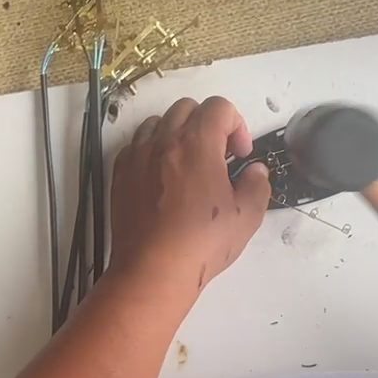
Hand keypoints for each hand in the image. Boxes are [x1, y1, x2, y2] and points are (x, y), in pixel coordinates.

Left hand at [108, 97, 270, 296]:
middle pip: (187, 108)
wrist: (153, 270)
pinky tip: (162, 176)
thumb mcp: (246, 216)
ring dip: (177, 133)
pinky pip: (136, 145)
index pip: (219, 107)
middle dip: (208, 124)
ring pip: (158, 122)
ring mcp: (137, 156)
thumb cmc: (201, 243)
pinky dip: (151, 150)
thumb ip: (257, 185)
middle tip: (217, 155)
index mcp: (197, 143)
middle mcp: (164, 141)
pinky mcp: (120, 174)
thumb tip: (255, 172)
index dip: (237, 124)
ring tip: (188, 163)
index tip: (240, 154)